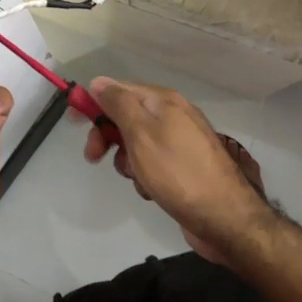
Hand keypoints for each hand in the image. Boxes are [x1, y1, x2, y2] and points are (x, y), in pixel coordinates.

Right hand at [81, 76, 274, 256]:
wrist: (227, 220)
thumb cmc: (178, 173)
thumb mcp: (140, 134)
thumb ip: (118, 104)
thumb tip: (99, 81)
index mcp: (164, 101)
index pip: (118, 90)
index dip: (94, 103)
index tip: (74, 120)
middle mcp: (174, 115)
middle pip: (127, 116)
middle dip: (108, 136)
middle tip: (93, 157)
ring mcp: (182, 142)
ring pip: (137, 143)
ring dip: (127, 160)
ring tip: (136, 178)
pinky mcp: (186, 168)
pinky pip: (153, 163)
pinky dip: (146, 175)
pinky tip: (151, 190)